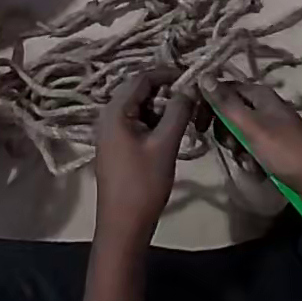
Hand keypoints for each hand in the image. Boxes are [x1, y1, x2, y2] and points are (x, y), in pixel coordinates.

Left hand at [93, 76, 193, 244]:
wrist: (123, 227)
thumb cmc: (143, 184)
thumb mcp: (165, 144)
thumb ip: (178, 111)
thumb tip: (190, 86)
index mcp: (115, 111)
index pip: (142, 77)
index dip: (167, 73)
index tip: (192, 77)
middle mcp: (108, 116)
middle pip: (139, 89)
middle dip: (165, 89)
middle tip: (192, 96)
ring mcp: (110, 131)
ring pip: (139, 106)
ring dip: (161, 106)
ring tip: (185, 114)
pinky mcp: (116, 144)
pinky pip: (136, 121)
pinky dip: (154, 120)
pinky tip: (170, 131)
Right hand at [205, 84, 301, 205]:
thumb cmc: (283, 150)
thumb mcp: (250, 126)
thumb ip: (225, 103)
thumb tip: (202, 75)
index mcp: (259, 94)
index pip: (222, 89)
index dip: (208, 105)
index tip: (199, 126)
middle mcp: (263, 105)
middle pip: (229, 112)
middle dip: (226, 133)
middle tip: (231, 147)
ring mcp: (269, 126)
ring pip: (238, 133)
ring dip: (238, 150)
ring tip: (248, 162)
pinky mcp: (273, 145)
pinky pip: (250, 148)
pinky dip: (250, 159)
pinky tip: (256, 170)